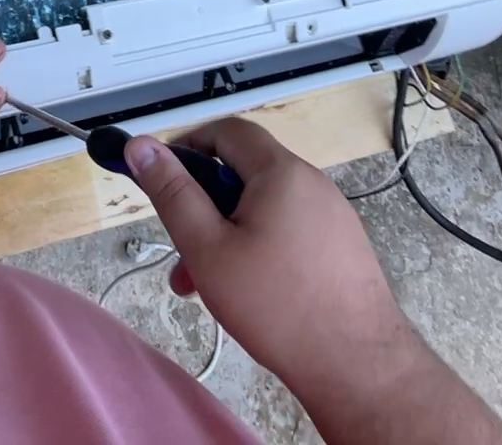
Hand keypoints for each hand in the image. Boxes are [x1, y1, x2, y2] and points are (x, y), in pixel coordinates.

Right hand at [123, 119, 411, 394]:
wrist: (361, 370)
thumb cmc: (275, 303)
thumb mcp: (207, 247)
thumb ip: (171, 192)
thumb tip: (139, 145)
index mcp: (280, 171)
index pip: (227, 131)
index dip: (190, 144)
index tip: (164, 179)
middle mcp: (311, 182)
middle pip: (243, 172)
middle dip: (203, 203)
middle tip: (181, 246)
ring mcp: (332, 215)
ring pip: (263, 206)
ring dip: (226, 231)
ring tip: (202, 282)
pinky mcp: (342, 246)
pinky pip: (288, 228)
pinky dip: (258, 245)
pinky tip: (245, 290)